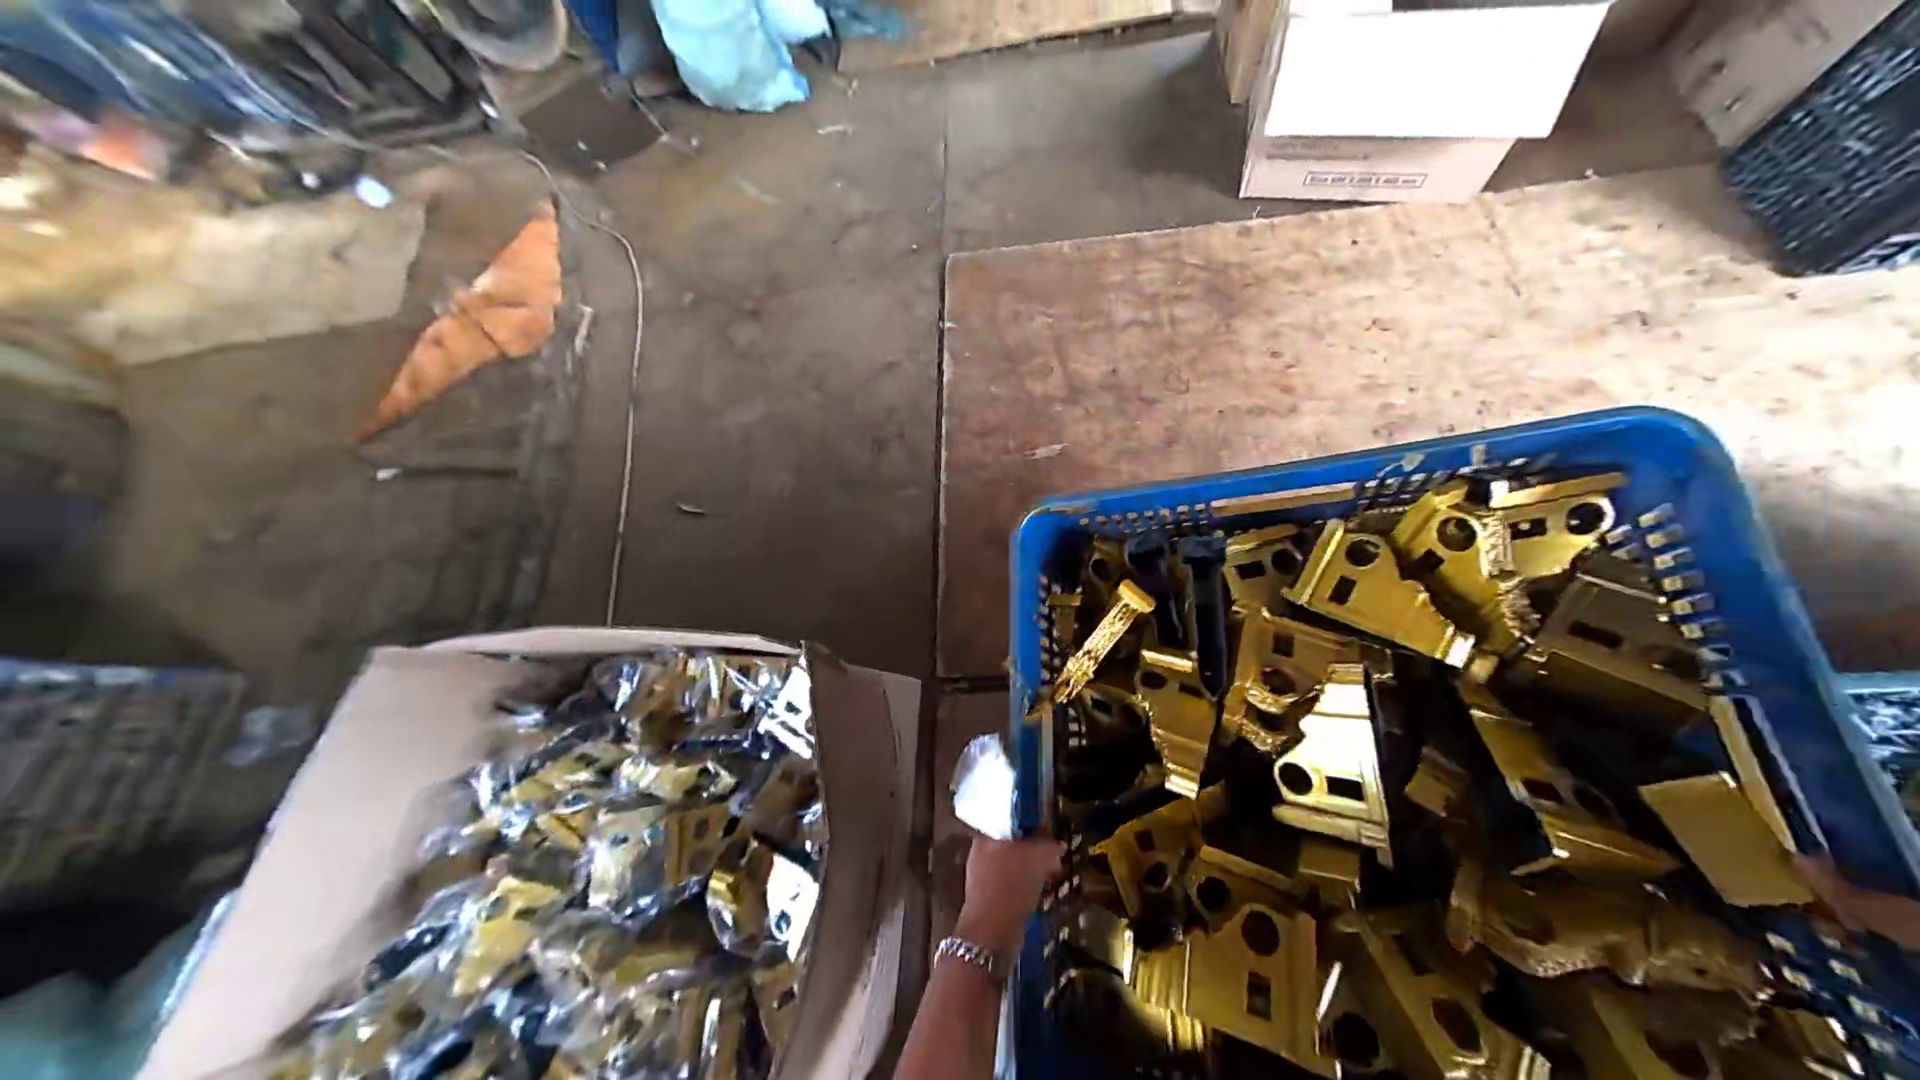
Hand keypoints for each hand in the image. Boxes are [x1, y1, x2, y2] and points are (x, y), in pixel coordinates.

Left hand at [952, 835, 1064, 954]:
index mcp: (987, 836)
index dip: (1035, 829)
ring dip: (1033, 873)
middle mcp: (981, 853)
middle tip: (1055, 862)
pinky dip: (1026, 889)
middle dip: (1036, 854)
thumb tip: (1059, 846)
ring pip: (1014, 867)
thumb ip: (1050, 847)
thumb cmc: (1013, 885)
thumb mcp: (1038, 858)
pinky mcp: (988, 898)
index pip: (1013, 824)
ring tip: (1051, 880)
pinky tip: (1039, 896)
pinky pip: (1012, 886)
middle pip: (1015, 846)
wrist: (992, 930)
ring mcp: (982, 877)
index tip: (1052, 839)